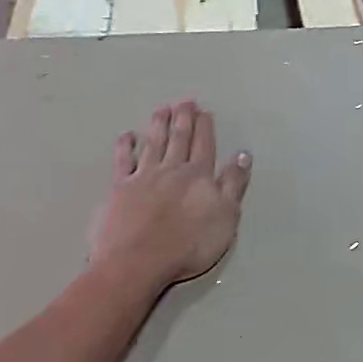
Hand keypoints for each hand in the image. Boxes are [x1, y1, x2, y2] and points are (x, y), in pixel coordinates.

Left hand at [89, 100, 251, 290]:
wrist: (138, 260)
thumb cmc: (188, 245)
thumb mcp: (225, 217)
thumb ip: (234, 184)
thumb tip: (243, 155)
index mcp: (198, 177)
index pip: (204, 146)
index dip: (205, 128)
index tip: (205, 112)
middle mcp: (171, 170)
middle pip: (179, 139)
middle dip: (183, 119)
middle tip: (185, 101)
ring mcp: (143, 177)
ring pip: (153, 143)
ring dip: (158, 124)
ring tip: (162, 108)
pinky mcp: (119, 188)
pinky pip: (123, 161)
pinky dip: (125, 146)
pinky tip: (128, 136)